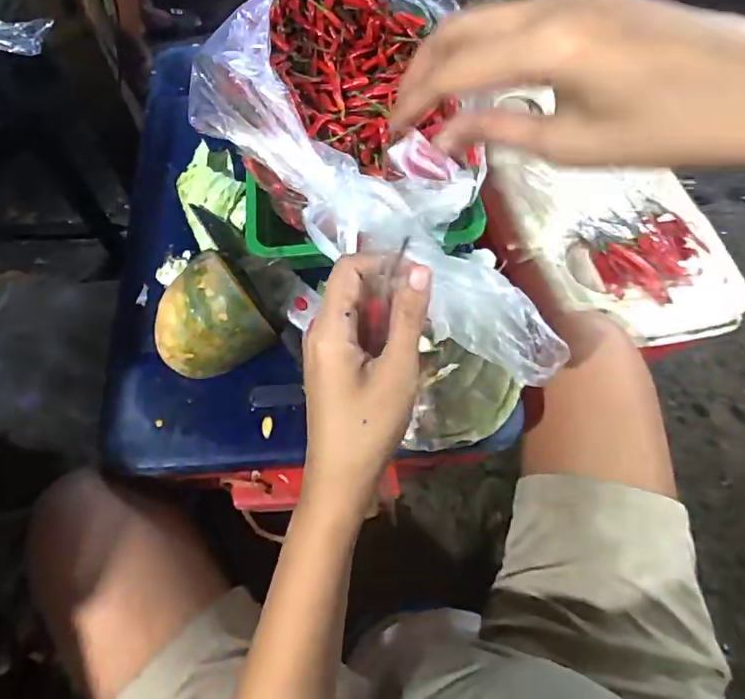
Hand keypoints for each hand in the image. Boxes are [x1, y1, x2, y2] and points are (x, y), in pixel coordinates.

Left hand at [301, 254, 430, 512]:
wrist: (341, 481)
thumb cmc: (370, 425)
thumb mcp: (397, 369)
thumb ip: (408, 316)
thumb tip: (421, 269)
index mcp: (328, 326)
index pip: (348, 267)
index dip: (382, 262)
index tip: (418, 277)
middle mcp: (320, 330)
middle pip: (352, 287)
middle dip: (389, 287)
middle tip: (425, 308)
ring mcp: (324, 348)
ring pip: (357, 310)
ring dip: (388, 311)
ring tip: (419, 331)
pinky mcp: (332, 364)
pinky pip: (356, 331)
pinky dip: (380, 331)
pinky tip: (403, 350)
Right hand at [391, 0, 744, 185]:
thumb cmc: (680, 129)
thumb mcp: (582, 144)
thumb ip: (501, 132)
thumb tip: (442, 137)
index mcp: (549, 42)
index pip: (453, 65)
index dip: (413, 99)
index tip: (391, 131)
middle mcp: (552, 2)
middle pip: (458, 26)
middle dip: (421, 68)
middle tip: (404, 110)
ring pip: (486, 15)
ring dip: (452, 53)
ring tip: (436, 96)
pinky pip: (518, 14)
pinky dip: (487, 43)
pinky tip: (487, 74)